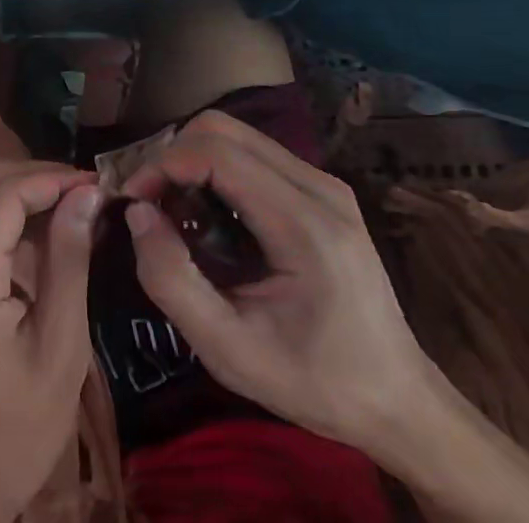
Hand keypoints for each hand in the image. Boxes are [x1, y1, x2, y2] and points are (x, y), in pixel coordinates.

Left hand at [0, 165, 105, 521]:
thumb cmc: (18, 426)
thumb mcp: (61, 346)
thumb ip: (69, 260)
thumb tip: (87, 194)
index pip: (6, 192)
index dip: (54, 177)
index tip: (99, 185)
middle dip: (41, 178)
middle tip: (92, 194)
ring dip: (26, 192)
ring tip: (77, 207)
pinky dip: (9, 215)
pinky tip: (45, 231)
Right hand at [122, 112, 434, 446]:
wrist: (396, 399)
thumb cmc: (314, 382)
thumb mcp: (228, 350)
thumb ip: (172, 280)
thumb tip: (137, 214)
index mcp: (305, 225)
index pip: (218, 152)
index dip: (162, 164)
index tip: (132, 201)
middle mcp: (320, 187)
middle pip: (225, 129)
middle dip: (172, 155)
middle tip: (148, 204)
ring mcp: (325, 185)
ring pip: (238, 136)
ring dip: (192, 160)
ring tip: (171, 210)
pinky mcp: (323, 192)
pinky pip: (255, 155)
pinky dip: (216, 169)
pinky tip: (206, 214)